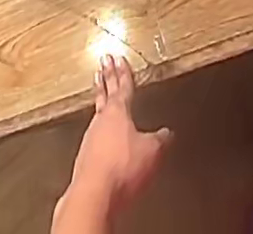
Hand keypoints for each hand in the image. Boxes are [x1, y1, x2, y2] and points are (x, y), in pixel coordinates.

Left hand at [56, 54, 171, 228]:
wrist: (94, 195)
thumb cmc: (122, 168)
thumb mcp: (151, 152)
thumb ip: (160, 140)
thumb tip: (168, 133)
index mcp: (118, 112)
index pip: (123, 86)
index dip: (123, 72)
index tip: (119, 58)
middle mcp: (102, 120)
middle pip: (105, 92)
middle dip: (107, 75)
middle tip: (104, 60)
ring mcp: (90, 137)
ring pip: (97, 110)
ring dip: (100, 96)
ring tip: (100, 89)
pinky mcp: (85, 156)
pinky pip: (93, 132)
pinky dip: (98, 125)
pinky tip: (99, 132)